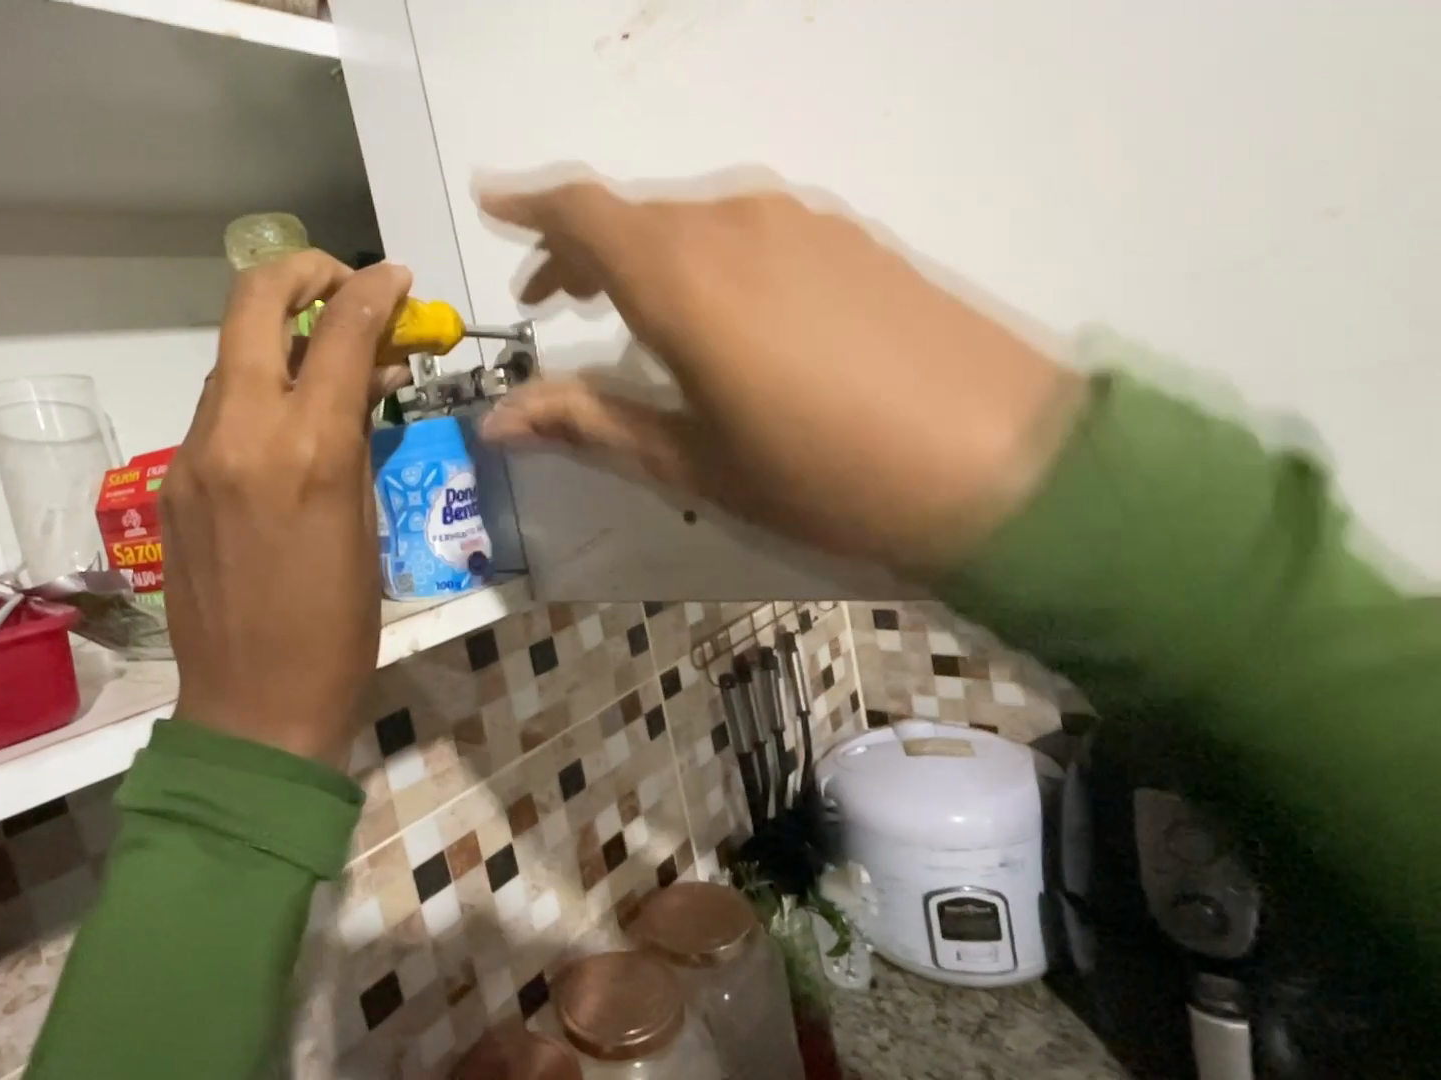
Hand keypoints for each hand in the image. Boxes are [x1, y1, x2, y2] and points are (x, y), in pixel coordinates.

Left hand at [162, 252, 412, 765]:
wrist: (253, 707)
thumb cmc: (338, 630)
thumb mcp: (367, 525)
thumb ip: (359, 438)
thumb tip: (368, 379)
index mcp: (307, 450)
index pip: (338, 330)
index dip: (373, 291)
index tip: (394, 280)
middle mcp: (240, 433)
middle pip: (253, 303)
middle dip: (301, 272)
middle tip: (341, 284)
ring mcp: (193, 455)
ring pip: (231, 357)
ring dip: (277, 338)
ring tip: (324, 363)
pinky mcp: (172, 484)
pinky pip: (216, 412)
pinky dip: (254, 394)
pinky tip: (284, 425)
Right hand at [477, 177, 1084, 573]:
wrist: (1005, 465)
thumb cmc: (824, 476)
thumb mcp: (693, 462)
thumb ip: (590, 423)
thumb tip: (501, 419)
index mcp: (683, 279)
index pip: (582, 213)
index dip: (527, 206)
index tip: (489, 205)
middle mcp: (736, 225)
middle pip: (632, 213)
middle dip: (578, 248)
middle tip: (552, 302)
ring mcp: (802, 223)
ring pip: (689, 218)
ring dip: (640, 252)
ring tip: (623, 307)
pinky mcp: (850, 237)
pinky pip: (746, 226)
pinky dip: (699, 253)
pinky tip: (713, 307)